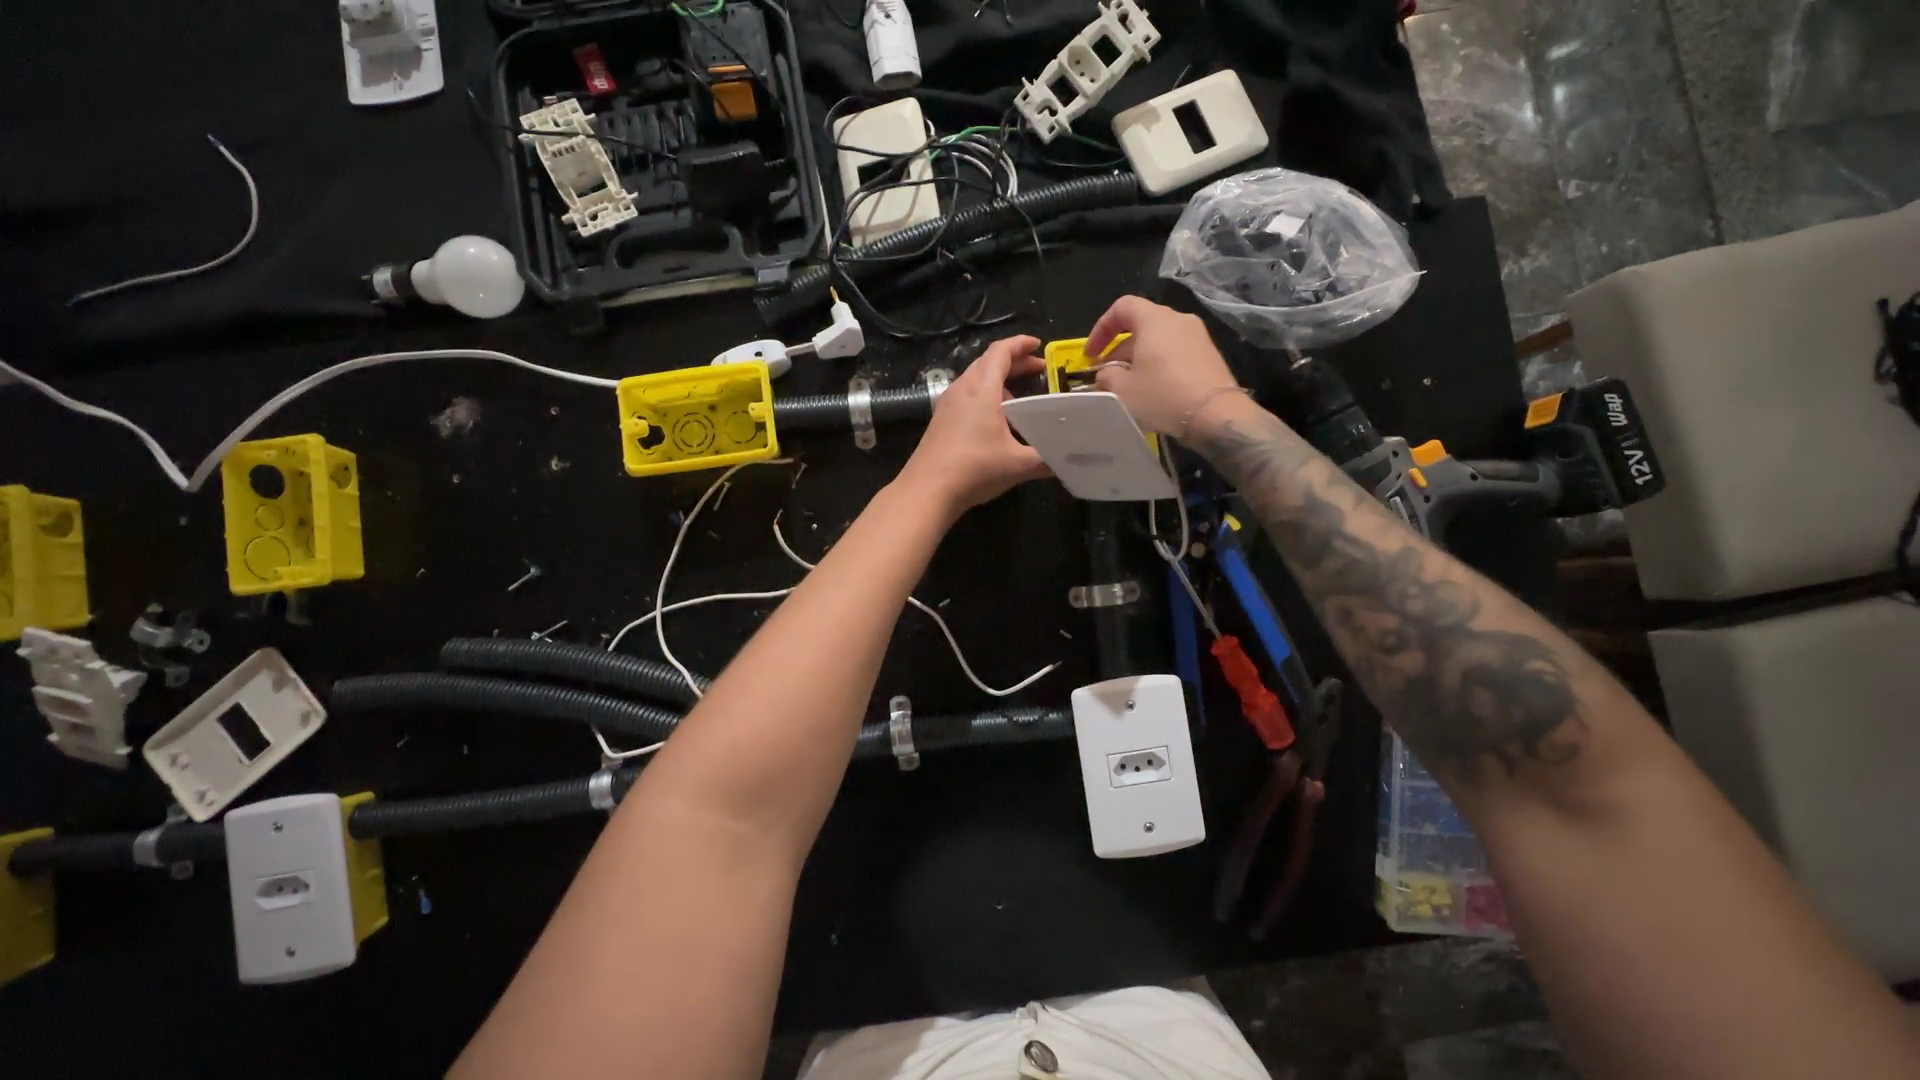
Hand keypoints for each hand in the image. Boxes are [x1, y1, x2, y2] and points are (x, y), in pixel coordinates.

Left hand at [897, 335, 1050, 512]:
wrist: (928, 490)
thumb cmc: (975, 468)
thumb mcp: (1018, 464)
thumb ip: (1047, 459)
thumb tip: (1067, 461)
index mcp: (982, 389)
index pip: (1001, 351)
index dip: (1021, 344)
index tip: (1039, 345)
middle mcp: (962, 389)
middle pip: (988, 363)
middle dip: (1014, 362)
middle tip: (1038, 370)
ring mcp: (947, 404)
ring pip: (975, 380)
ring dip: (999, 381)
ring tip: (1021, 395)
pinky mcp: (940, 421)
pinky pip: (966, 397)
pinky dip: (985, 396)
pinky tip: (997, 420)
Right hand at [1085, 295, 1239, 435]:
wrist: (1216, 414)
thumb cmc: (1162, 396)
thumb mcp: (1122, 390)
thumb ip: (1106, 376)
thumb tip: (1106, 374)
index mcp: (1154, 319)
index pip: (1122, 307)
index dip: (1101, 328)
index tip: (1091, 355)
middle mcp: (1178, 319)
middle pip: (1141, 323)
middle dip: (1119, 347)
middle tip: (1107, 372)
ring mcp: (1197, 335)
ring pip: (1159, 338)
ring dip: (1139, 356)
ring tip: (1129, 383)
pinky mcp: (1209, 353)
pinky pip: (1176, 350)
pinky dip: (1159, 362)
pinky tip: (1154, 387)